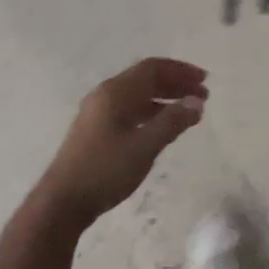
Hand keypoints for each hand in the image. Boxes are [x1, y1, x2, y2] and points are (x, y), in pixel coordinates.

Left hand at [36, 58, 207, 223]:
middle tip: (203, 94)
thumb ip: (172, 122)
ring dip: (164, 98)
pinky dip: (151, 112)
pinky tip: (163, 126)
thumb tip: (196, 102)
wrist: (63, 200)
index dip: (180, 71)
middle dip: (175, 83)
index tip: (205, 80)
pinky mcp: (96, 130)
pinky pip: (129, 110)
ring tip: (189, 111)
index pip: (152, 68)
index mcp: (115, 93)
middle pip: (144, 79)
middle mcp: (105, 95)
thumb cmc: (105, 170)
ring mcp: (98, 113)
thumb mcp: (144, 146)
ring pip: (137, 96)